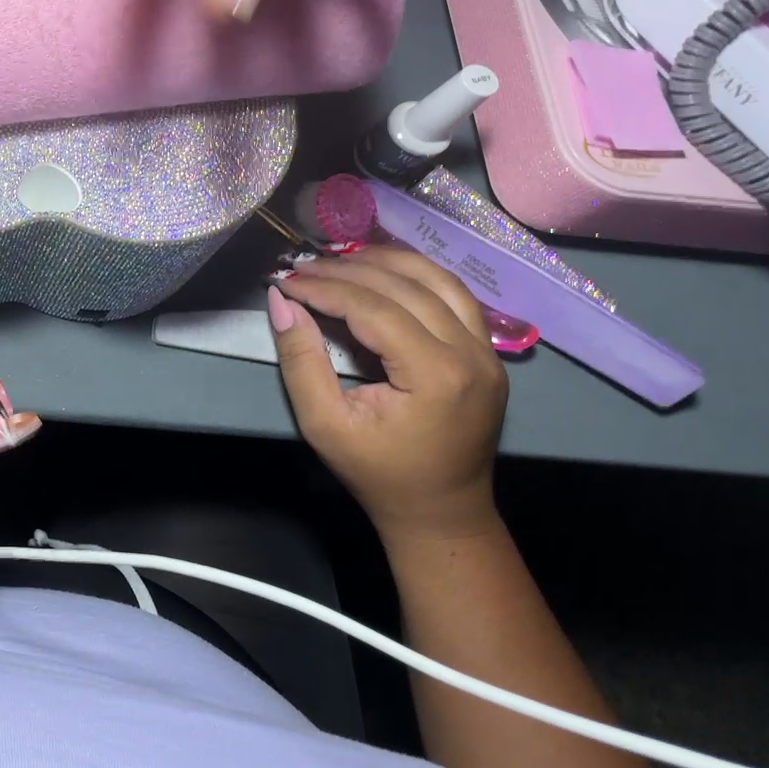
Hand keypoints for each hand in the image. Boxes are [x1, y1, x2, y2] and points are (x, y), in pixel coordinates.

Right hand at [269, 246, 508, 540]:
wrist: (439, 510)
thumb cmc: (376, 471)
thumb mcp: (323, 422)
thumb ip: (301, 360)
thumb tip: (281, 302)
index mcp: (435, 375)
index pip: (374, 308)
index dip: (325, 288)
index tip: (285, 281)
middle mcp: (471, 354)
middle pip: (405, 287)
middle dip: (348, 270)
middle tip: (301, 267)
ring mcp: (487, 352)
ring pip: (439, 280)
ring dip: (387, 261)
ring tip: (339, 258)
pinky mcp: (487, 352)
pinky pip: (455, 295)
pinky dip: (416, 274)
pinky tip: (381, 269)